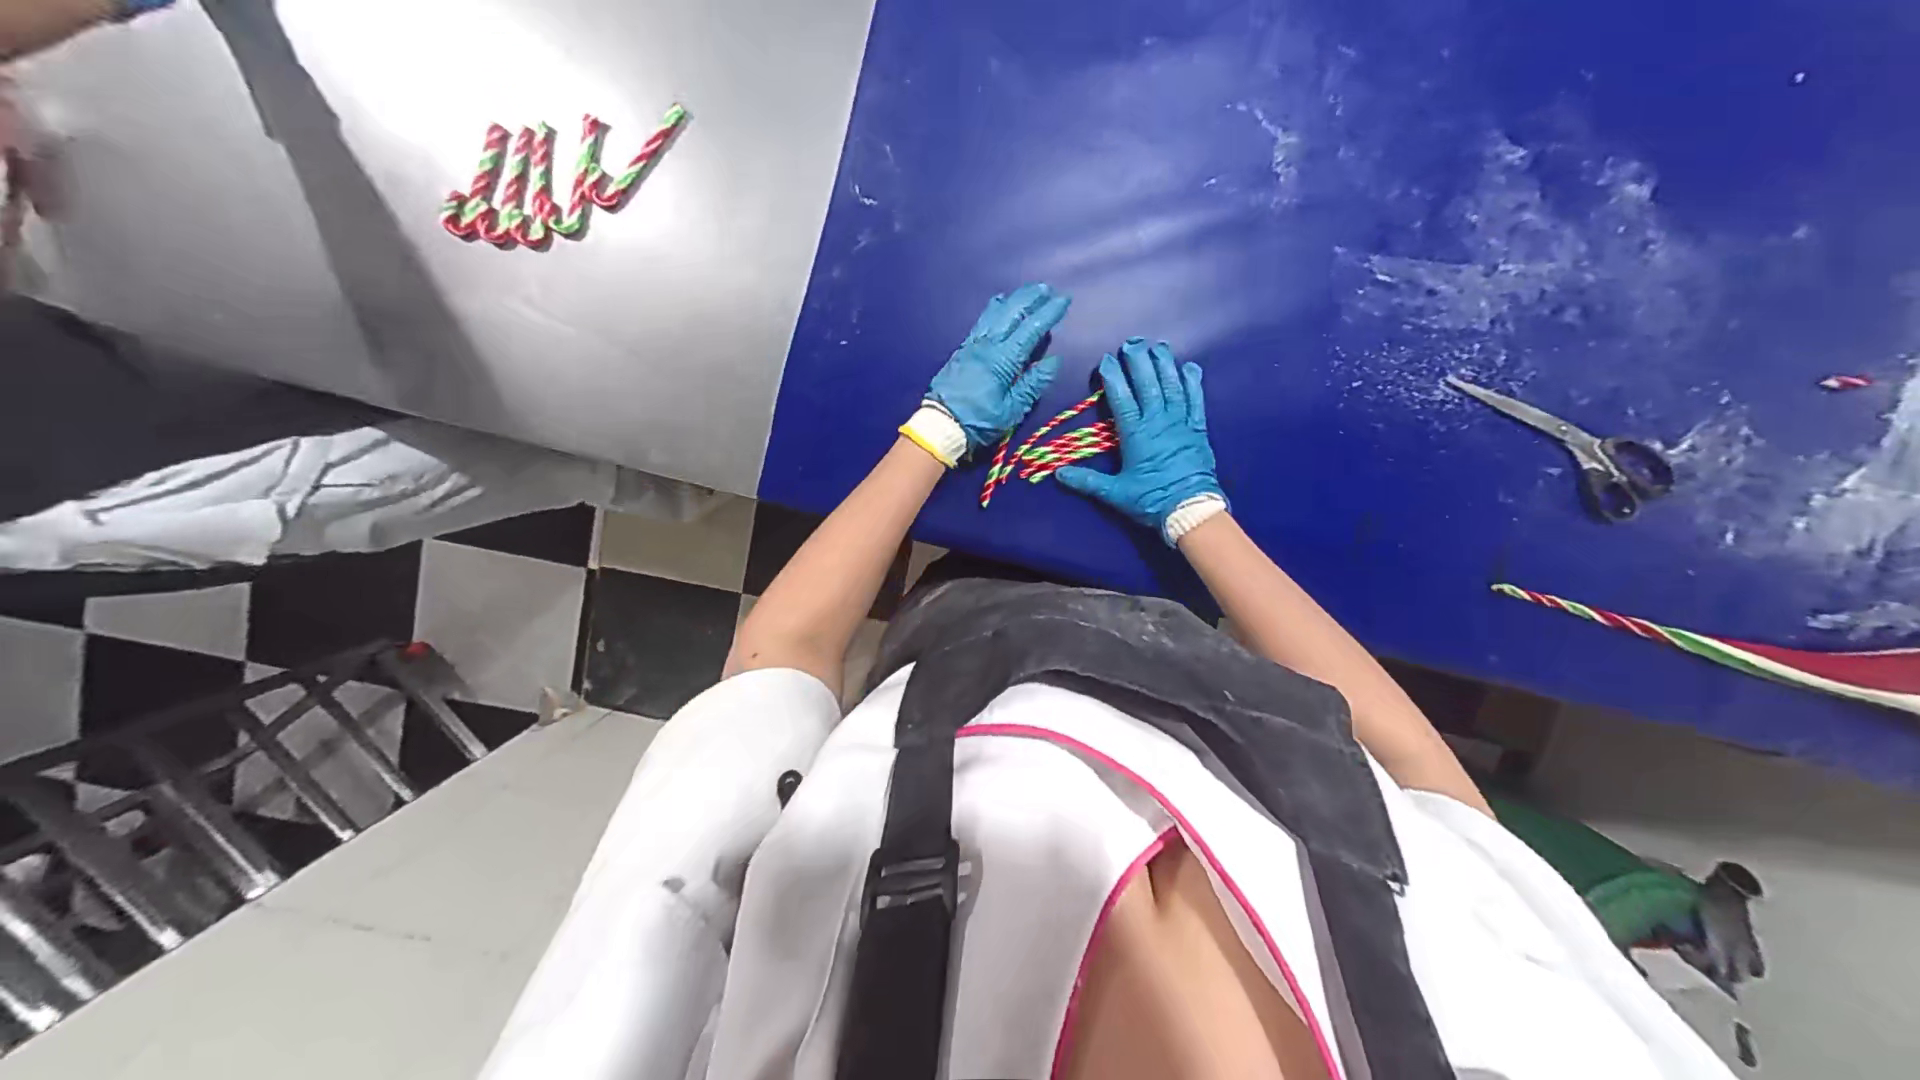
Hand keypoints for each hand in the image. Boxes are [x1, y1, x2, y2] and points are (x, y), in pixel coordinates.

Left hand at [924, 283, 1069, 452]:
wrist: (940, 424)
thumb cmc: (979, 421)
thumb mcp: (1012, 409)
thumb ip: (1033, 384)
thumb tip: (1052, 361)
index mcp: (1003, 359)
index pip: (1031, 328)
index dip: (1048, 312)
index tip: (1063, 299)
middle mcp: (987, 345)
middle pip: (1011, 312)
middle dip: (1031, 297)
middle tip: (1046, 288)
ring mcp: (972, 345)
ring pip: (994, 313)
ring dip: (1013, 300)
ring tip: (1026, 292)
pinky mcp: (961, 350)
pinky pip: (981, 321)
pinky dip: (995, 310)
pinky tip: (999, 306)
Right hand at [1056, 338, 1224, 539]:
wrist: (1191, 510)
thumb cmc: (1151, 500)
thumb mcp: (1115, 493)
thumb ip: (1086, 481)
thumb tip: (1058, 474)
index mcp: (1136, 434)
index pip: (1122, 398)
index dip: (1113, 377)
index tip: (1107, 359)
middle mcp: (1158, 422)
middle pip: (1148, 384)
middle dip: (1139, 361)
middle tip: (1132, 343)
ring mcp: (1181, 423)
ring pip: (1172, 386)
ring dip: (1164, 364)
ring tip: (1158, 346)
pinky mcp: (1198, 429)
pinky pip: (1196, 400)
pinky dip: (1193, 382)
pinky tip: (1190, 367)